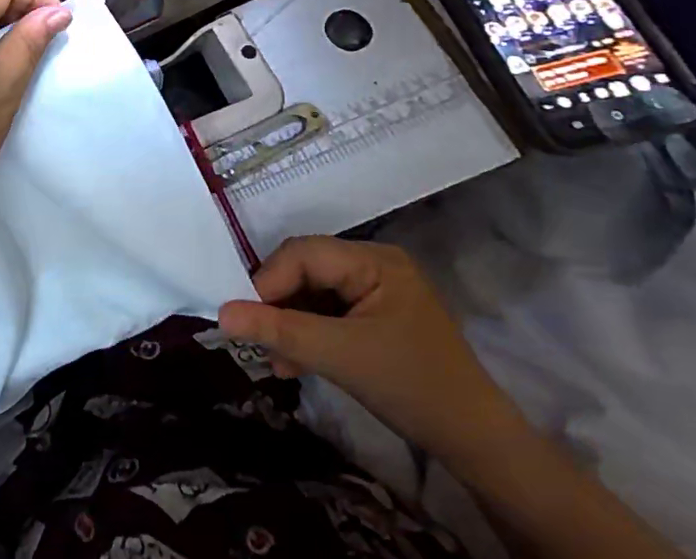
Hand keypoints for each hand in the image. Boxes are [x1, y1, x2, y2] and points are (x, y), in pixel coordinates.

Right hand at [218, 236, 527, 462]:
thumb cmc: (412, 387)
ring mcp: (374, 290)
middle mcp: (373, 264)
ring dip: (288, 324)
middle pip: (304, 270)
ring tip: (273, 358)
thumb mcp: (340, 356)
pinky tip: (291, 363)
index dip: (267, 281)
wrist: (475, 442)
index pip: (303, 254)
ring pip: (310, 293)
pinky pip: (325, 313)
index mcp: (374, 260)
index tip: (243, 318)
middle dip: (277, 305)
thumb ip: (279, 330)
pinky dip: (306, 335)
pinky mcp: (372, 316)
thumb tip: (220, 314)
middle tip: (255, 338)